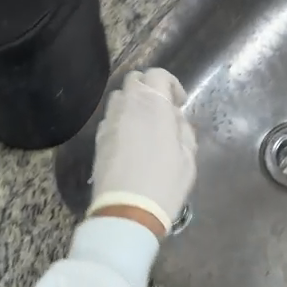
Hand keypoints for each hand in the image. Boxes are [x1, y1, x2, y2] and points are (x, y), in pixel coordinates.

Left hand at [88, 68, 196, 234]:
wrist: (127, 211)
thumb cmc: (164, 185)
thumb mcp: (188, 159)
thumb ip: (183, 131)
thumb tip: (175, 120)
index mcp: (153, 105)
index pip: (158, 75)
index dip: (171, 84)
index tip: (179, 103)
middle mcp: (127, 106)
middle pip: (134, 81)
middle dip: (149, 89)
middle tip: (161, 111)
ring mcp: (109, 122)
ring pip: (119, 99)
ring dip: (132, 104)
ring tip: (144, 125)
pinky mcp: (98, 140)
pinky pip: (110, 120)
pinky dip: (121, 122)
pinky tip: (130, 142)